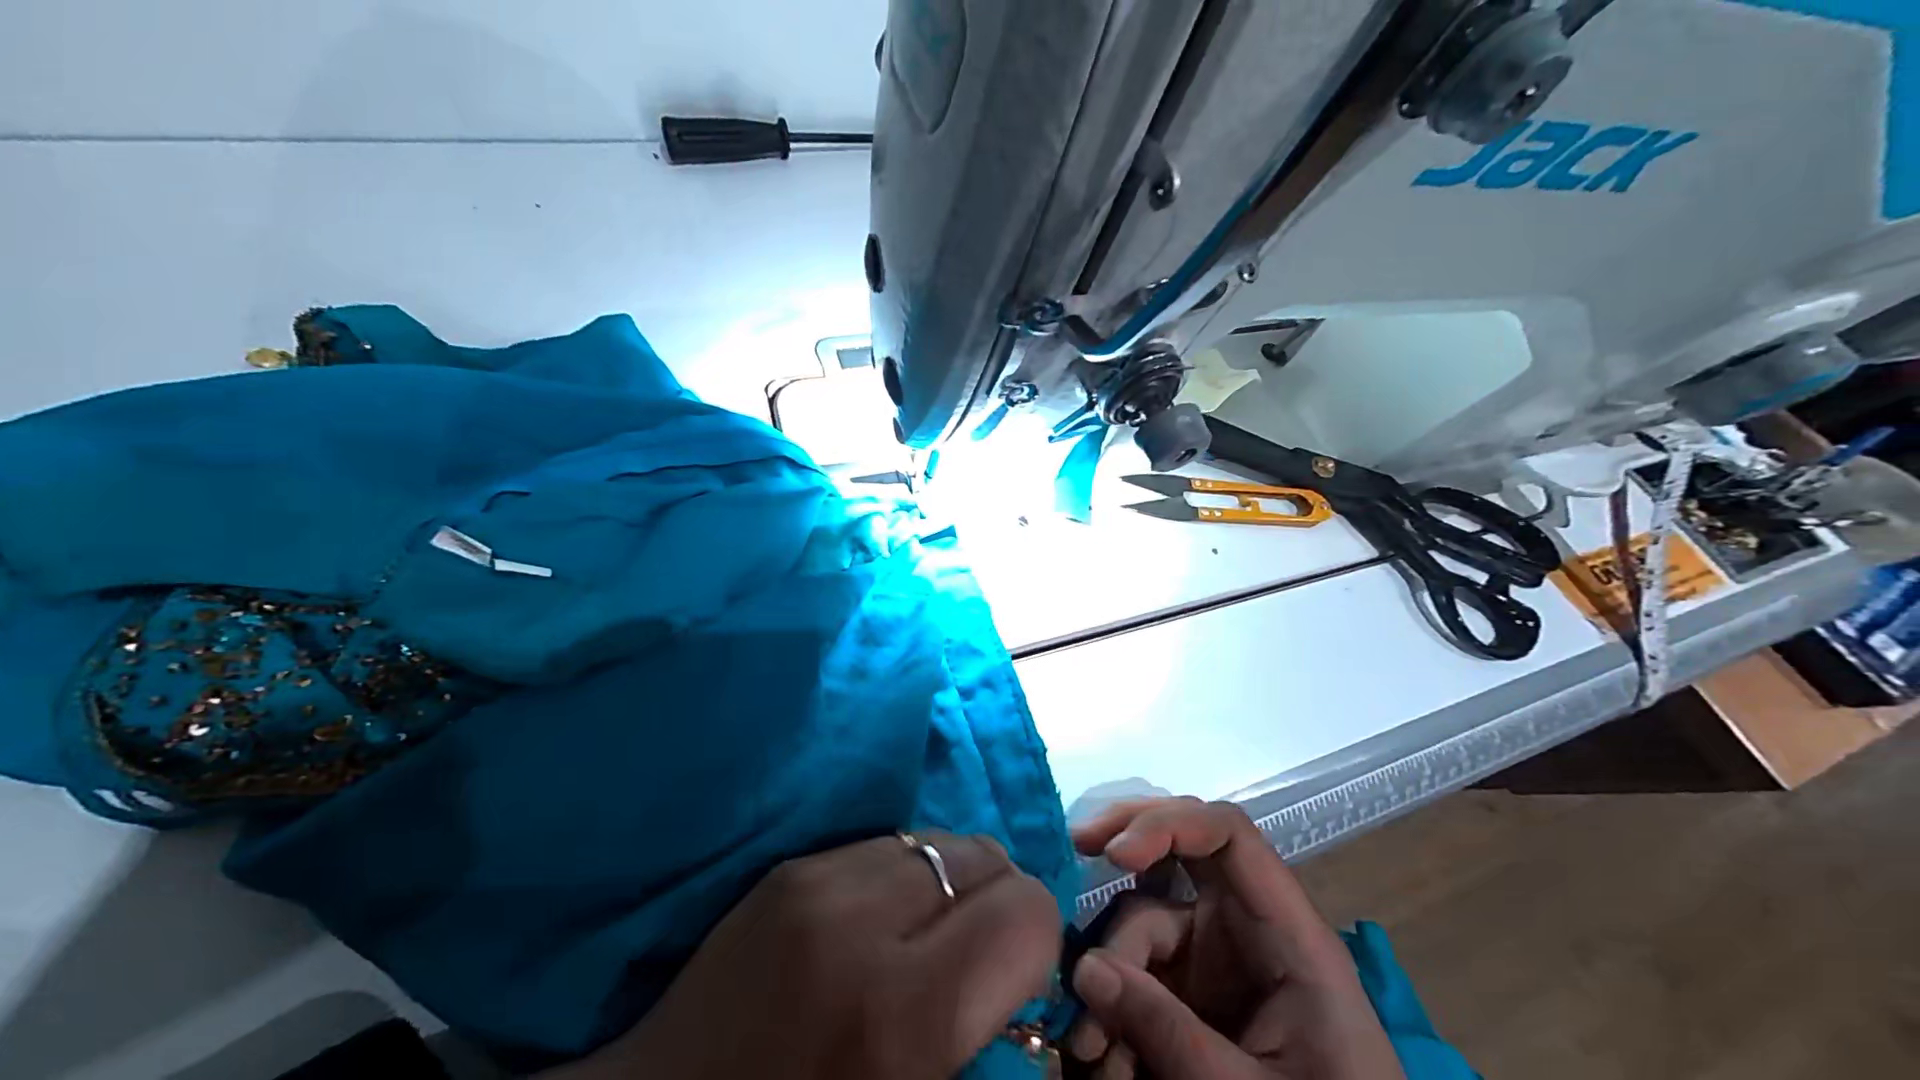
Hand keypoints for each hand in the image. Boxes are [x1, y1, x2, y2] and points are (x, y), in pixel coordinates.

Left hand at [545, 831, 1059, 1079]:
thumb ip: (983, 1028)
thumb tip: (1024, 965)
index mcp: (904, 1012)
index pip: (1025, 911)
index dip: (1035, 941)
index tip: (1013, 977)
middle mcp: (862, 923)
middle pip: (986, 857)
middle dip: (997, 902)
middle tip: (971, 954)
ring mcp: (816, 881)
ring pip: (938, 838)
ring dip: (950, 881)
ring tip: (922, 931)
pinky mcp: (788, 866)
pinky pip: (885, 844)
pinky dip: (903, 873)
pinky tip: (877, 916)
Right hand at [1067, 798, 1404, 1079]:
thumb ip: (1169, 1032)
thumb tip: (1084, 967)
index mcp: (1288, 934)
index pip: (1230, 836)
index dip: (1168, 824)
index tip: (1113, 855)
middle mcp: (1246, 929)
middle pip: (1180, 850)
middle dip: (1123, 844)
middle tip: (1071, 850)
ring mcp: (1215, 959)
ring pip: (1144, 922)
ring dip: (1106, 971)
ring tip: (1086, 1050)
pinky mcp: (1192, 993)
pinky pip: (1137, 971)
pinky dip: (1112, 1005)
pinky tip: (1100, 1058)